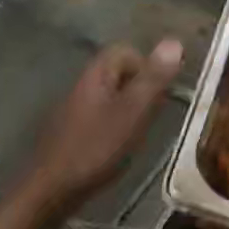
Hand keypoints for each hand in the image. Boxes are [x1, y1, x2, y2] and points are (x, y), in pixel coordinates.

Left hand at [18, 39, 182, 213]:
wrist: (54, 187)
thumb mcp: (133, 113)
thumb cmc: (97, 148)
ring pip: (109, 97)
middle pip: (117, 73)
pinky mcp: (71, 132)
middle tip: (152, 116)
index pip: (125, 51)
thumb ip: (153, 79)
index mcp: (96, 75)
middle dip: (140, 89)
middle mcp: (81, 85)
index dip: (147, 66)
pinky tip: (119, 147)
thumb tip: (174, 41)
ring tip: (139, 133)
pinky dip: (114, 126)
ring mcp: (73, 109)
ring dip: (128, 110)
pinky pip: (99, 117)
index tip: (160, 93)